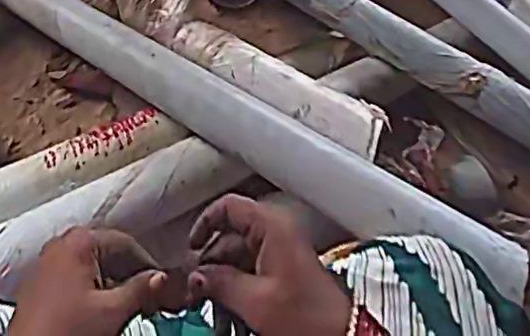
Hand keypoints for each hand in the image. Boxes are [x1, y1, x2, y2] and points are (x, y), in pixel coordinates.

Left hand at [7, 228, 169, 335]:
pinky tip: (100, 314)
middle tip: (146, 298)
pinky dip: (91, 294)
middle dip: (128, 276)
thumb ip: (141, 290)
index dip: (147, 266)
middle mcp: (61, 244)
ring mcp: (45, 266)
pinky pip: (74, 281)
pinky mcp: (36, 290)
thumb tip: (162, 278)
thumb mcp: (112, 312)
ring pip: (91, 269)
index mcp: (79, 240)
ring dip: (110, 287)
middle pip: (107, 254)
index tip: (161, 286)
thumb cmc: (67, 333)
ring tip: (125, 309)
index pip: (126, 244)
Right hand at [187, 195, 351, 335]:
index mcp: (270, 225)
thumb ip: (221, 284)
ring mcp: (279, 248)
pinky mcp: (282, 267)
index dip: (206, 222)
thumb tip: (196, 276)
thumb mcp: (255, 301)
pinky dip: (236, 285)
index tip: (190, 246)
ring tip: (210, 304)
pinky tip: (228, 308)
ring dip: (222, 278)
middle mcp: (275, 230)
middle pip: (231, 233)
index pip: (229, 206)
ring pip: (239, 254)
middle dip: (210, 261)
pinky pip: (250, 268)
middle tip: (195, 288)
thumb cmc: (307, 315)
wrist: (338, 332)